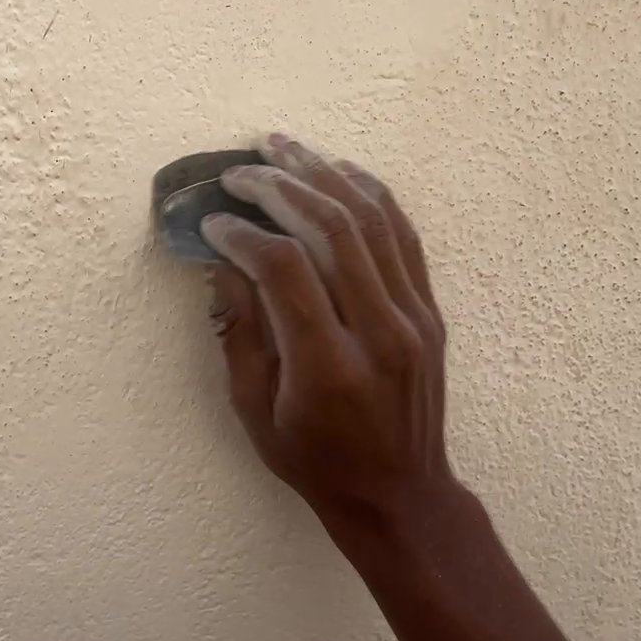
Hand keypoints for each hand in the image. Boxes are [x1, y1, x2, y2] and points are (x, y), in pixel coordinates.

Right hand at [202, 133, 451, 523]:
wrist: (400, 494)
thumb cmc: (314, 460)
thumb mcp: (253, 409)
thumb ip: (237, 331)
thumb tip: (220, 263)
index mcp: (328, 366)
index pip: (284, 268)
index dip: (241, 234)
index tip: (211, 222)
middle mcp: (379, 331)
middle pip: (330, 228)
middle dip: (278, 185)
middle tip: (239, 169)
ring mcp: (413, 316)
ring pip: (371, 218)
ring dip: (322, 173)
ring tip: (282, 146)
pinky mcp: (429, 309)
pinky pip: (403, 233)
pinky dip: (369, 192)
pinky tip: (337, 170)